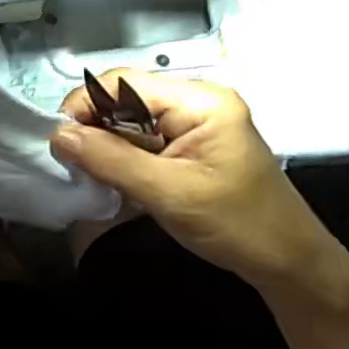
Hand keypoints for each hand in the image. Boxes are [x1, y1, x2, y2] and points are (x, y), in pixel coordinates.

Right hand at [51, 70, 348, 300]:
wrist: (290, 265)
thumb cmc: (238, 227)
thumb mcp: (169, 194)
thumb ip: (111, 160)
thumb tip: (58, 136)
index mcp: (200, 101)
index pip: (125, 83)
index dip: (86, 105)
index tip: (61, 141)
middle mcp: (195, 101)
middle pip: (125, 99)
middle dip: (95, 127)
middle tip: (72, 162)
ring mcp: (193, 122)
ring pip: (129, 120)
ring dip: (106, 145)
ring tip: (91, 174)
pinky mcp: (189, 143)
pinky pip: (142, 139)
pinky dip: (122, 157)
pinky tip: (113, 179)